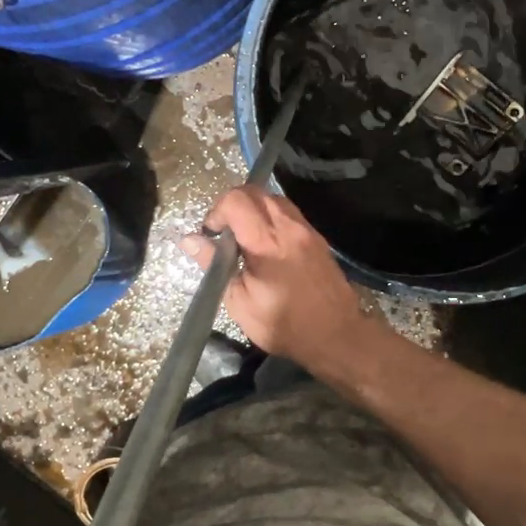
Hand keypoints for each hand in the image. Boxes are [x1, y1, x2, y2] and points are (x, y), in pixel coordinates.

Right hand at [178, 187, 372, 370]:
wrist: (336, 334)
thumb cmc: (283, 325)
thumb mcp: (239, 302)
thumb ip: (214, 265)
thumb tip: (189, 240)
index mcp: (267, 243)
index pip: (236, 200)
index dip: (217, 211)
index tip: (213, 235)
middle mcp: (289, 227)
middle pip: (255, 191)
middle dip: (232, 205)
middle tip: (225, 234)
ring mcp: (307, 230)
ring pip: (274, 198)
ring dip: (253, 209)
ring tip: (246, 238)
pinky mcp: (317, 237)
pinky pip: (289, 213)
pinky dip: (271, 217)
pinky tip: (267, 244)